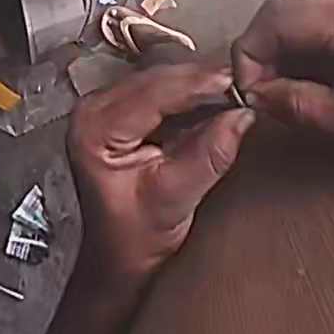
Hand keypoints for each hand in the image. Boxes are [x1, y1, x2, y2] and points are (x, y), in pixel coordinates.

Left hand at [67, 61, 255, 282]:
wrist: (117, 257)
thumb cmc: (134, 238)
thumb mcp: (174, 200)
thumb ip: (207, 156)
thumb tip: (241, 117)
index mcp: (95, 129)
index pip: (152, 93)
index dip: (195, 84)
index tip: (232, 81)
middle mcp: (92, 108)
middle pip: (154, 78)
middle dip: (199, 78)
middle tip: (240, 81)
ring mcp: (103, 104)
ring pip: (157, 76)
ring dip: (195, 81)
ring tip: (231, 87)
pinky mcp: (118, 106)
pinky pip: (157, 86)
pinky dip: (186, 89)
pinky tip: (212, 94)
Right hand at [232, 0, 333, 174]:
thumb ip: (305, 105)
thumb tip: (253, 95)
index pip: (273, 21)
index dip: (250, 58)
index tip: (250, 99)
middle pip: (275, 14)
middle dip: (256, 54)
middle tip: (258, 98)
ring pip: (285, 22)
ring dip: (270, 57)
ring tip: (272, 97)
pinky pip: (303, 36)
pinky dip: (287, 60)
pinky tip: (293, 89)